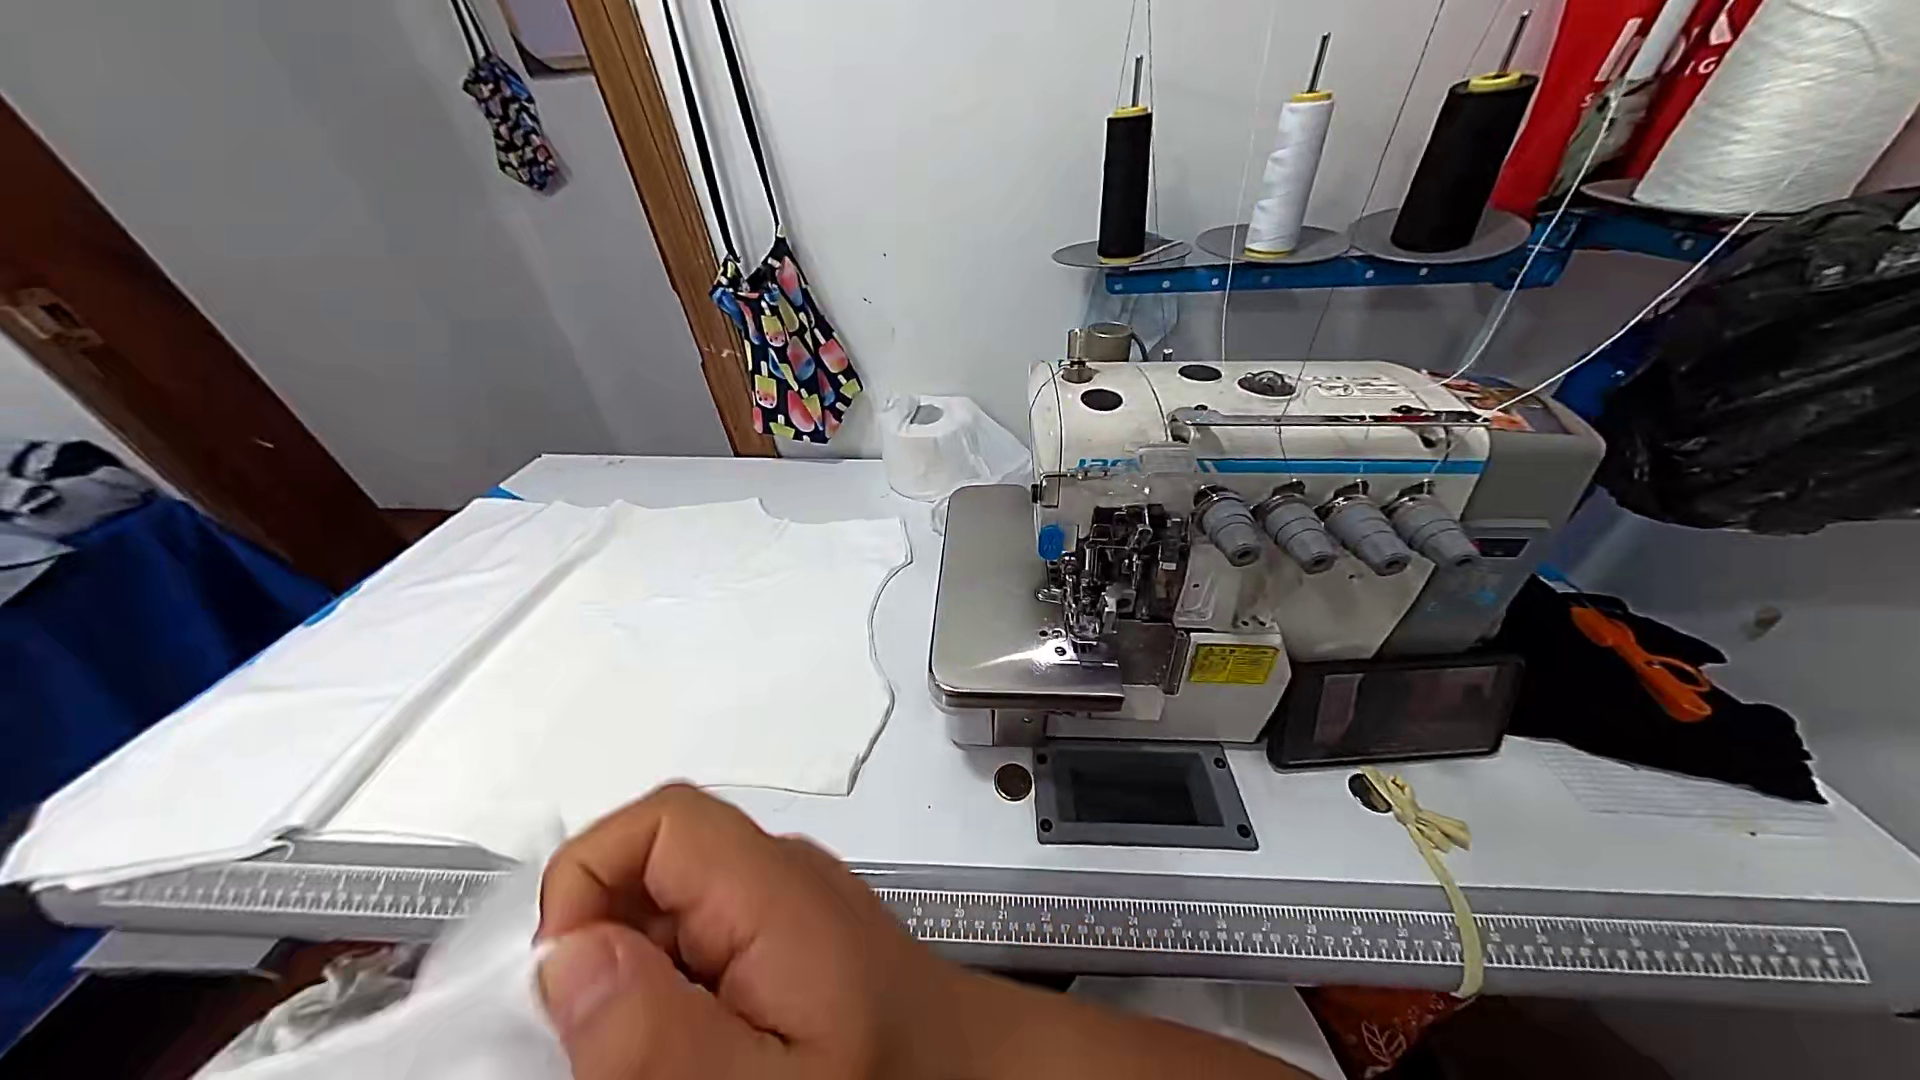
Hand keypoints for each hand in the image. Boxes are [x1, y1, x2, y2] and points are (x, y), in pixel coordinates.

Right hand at [537, 784, 966, 1078]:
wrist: (971, 1075)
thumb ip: (656, 1032)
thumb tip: (566, 957)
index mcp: (773, 887)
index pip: (660, 819)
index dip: (590, 878)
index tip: (566, 981)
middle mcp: (779, 870)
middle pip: (656, 860)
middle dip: (605, 943)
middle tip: (612, 1046)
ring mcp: (786, 894)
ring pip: (673, 901)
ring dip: (638, 975)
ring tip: (672, 1054)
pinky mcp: (789, 923)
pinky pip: (706, 931)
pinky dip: (676, 983)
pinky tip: (706, 1043)